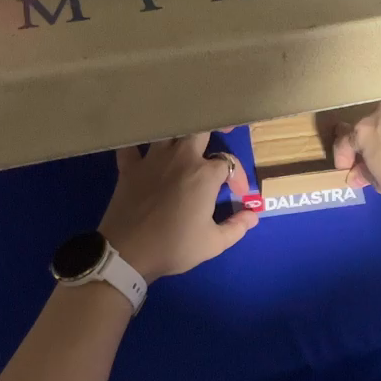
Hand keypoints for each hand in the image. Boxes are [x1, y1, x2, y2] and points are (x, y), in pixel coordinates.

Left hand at [99, 132, 257, 280]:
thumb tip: (253, 215)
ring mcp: (151, 159)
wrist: (128, 253)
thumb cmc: (174, 247)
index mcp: (204, 174)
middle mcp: (180, 158)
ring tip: (186, 141)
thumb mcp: (213, 243)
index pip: (229, 163)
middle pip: (199, 130)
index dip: (238, 177)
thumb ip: (237, 227)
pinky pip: (132, 147)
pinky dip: (138, 146)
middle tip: (223, 130)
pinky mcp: (128, 168)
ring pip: (168, 132)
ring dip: (179, 135)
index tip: (240, 195)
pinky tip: (142, 150)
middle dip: (215, 127)